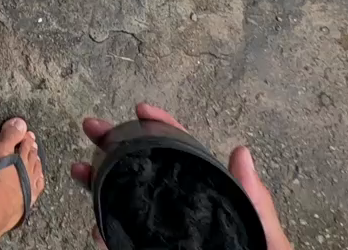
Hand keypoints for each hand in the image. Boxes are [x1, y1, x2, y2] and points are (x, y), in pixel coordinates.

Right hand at [69, 102, 293, 249]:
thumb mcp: (268, 243)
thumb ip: (255, 204)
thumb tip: (241, 151)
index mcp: (206, 200)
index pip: (182, 154)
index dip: (161, 127)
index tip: (141, 110)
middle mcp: (178, 214)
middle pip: (142, 170)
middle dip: (113, 144)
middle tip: (92, 128)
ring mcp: (160, 238)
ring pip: (122, 201)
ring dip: (96, 182)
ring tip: (79, 172)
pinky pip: (120, 241)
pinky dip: (105, 234)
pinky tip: (97, 230)